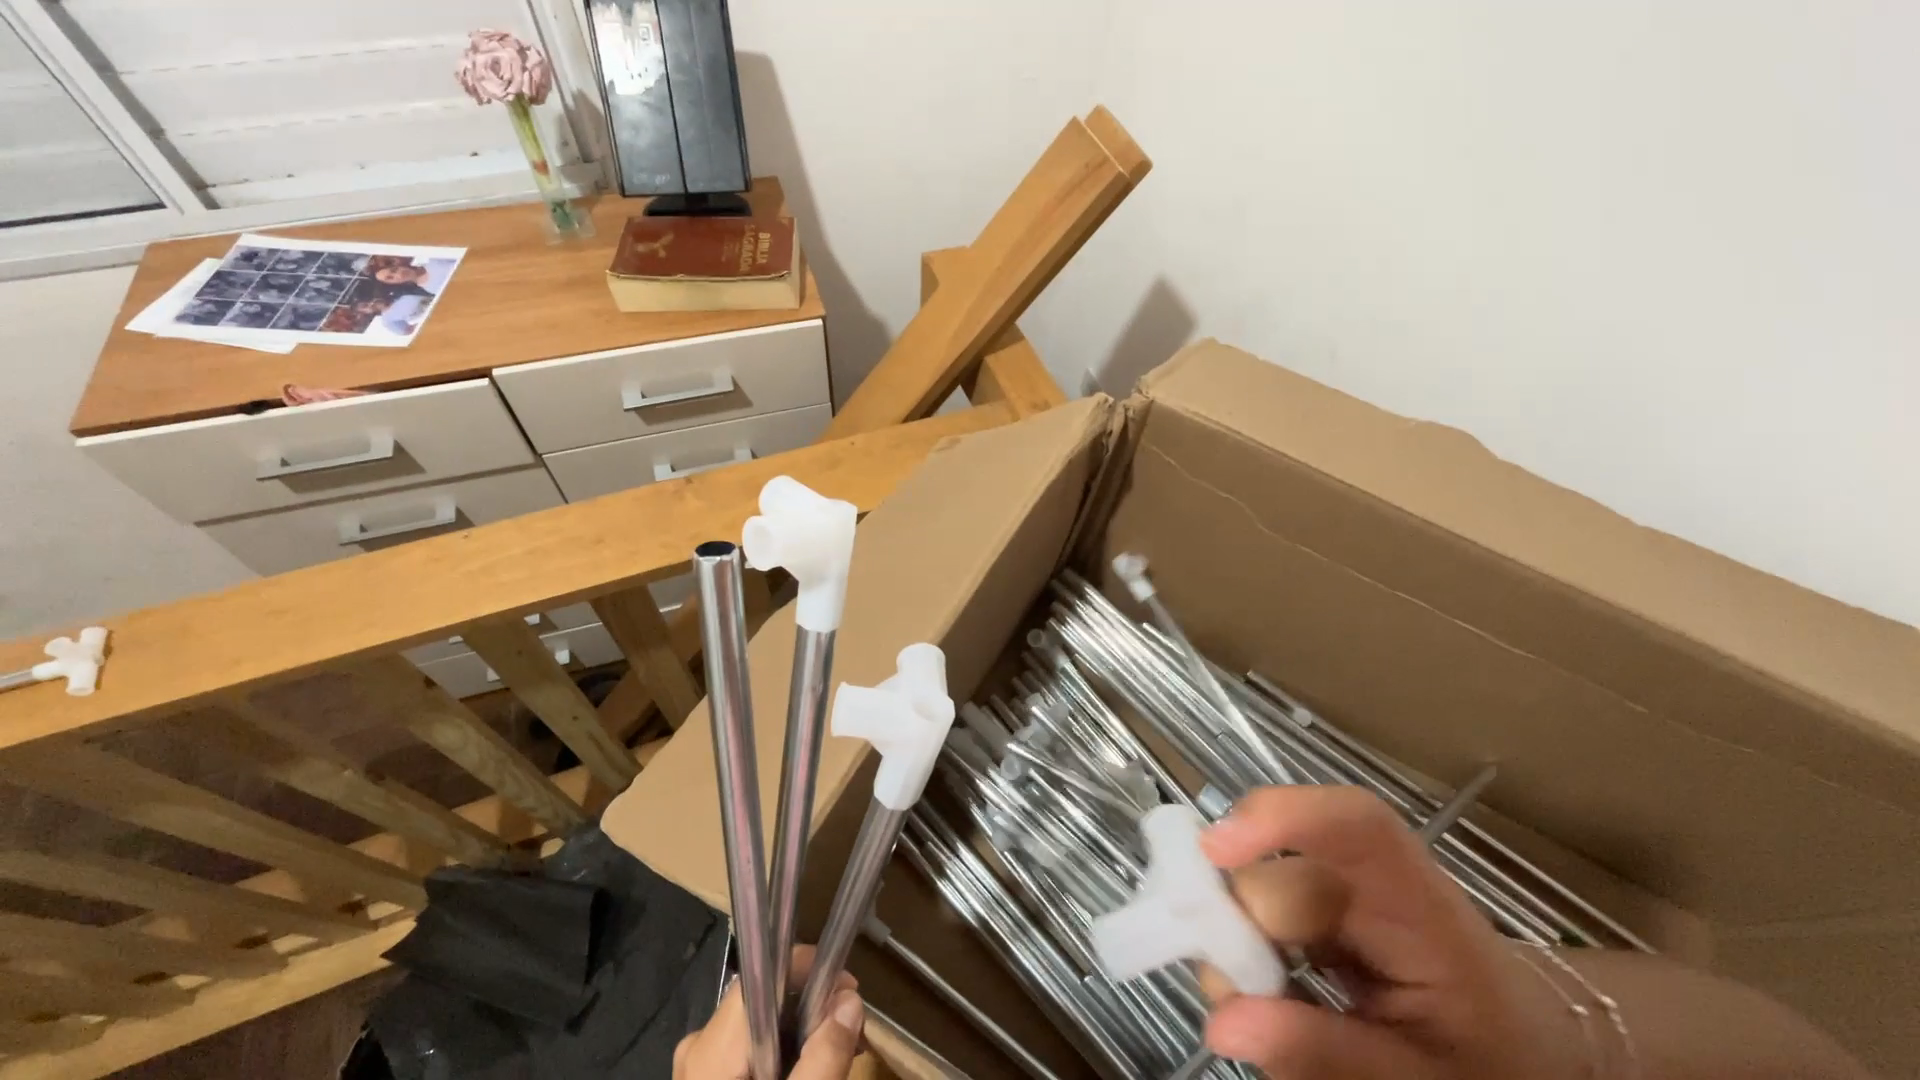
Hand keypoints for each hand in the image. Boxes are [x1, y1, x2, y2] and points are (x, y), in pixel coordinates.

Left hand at [673, 945, 864, 1079]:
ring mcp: (699, 1067)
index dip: (806, 966)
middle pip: (765, 1000)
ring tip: (840, 1056)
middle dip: (814, 1007)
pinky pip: (750, 1050)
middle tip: (855, 1034)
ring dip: (803, 1033)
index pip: (758, 974)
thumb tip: (850, 999)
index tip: (847, 985)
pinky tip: (809, 1070)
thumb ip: (823, 1058)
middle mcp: (697, 1047)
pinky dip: (783, 1053)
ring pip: (761, 1027)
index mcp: (711, 1049)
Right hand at [1196, 785, 1588, 1079]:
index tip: (1212, 852)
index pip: (1357, 826)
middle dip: (1238, 939)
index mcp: (1422, 912)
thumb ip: (1328, 1057)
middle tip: (1243, 1010)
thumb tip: (1220, 1023)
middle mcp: (1371, 884)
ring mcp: (1339, 893)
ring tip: (1269, 1016)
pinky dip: (1247, 959)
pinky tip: (1273, 1000)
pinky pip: (1256, 917)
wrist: (1528, 1053)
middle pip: (1277, 878)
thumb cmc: (1496, 1066)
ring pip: (1252, 898)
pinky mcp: (1318, 910)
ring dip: (1239, 957)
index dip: (1281, 816)